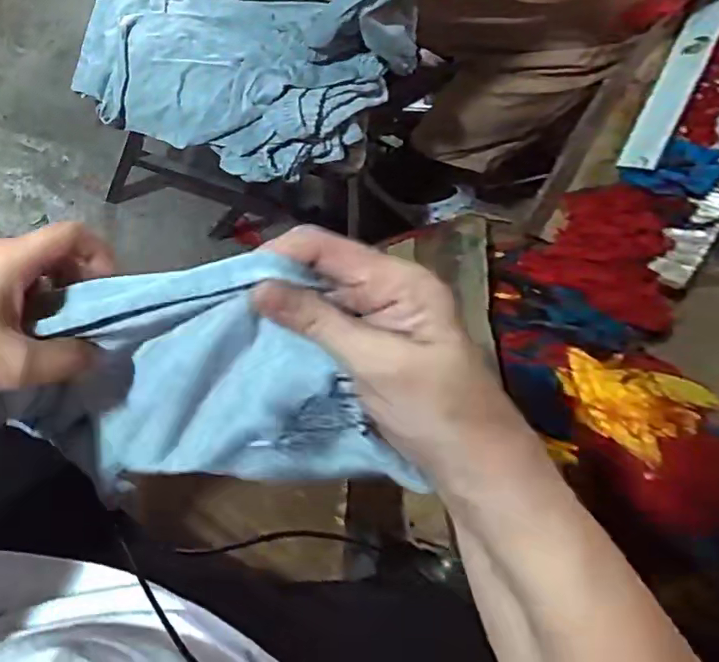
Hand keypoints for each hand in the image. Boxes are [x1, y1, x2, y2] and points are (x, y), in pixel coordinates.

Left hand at [0, 223, 115, 446]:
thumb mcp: (15, 364)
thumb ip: (66, 358)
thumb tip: (97, 354)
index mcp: (10, 257)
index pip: (71, 232)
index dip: (101, 255)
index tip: (109, 293)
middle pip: (53, 249)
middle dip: (80, 280)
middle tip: (90, 320)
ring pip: (33, 267)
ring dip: (55, 295)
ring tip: (59, 335)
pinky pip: (11, 279)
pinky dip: (31, 300)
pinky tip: (25, 336)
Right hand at [251, 226, 525, 478]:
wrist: (482, 472)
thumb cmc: (439, 414)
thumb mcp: (375, 364)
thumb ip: (315, 320)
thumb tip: (257, 288)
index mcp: (398, 279)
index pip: (325, 246)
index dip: (280, 254)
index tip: (241, 278)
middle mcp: (386, 284)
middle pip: (318, 262)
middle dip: (277, 275)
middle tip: (236, 297)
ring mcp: (377, 310)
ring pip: (316, 288)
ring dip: (283, 298)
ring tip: (245, 311)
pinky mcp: (368, 335)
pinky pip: (323, 314)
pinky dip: (297, 320)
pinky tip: (273, 329)